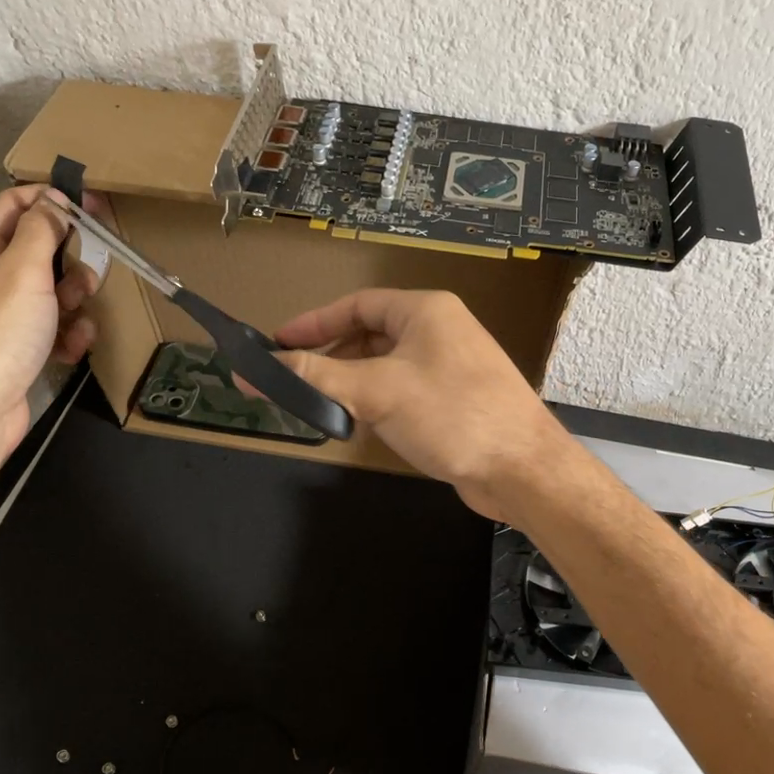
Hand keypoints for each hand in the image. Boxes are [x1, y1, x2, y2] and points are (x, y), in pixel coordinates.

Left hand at [0, 184, 103, 468]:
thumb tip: (52, 201)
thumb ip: (41, 230)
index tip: (95, 209)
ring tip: (79, 321)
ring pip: (49, 291)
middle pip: (37, 250)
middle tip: (89, 279)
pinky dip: (66, 334)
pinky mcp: (11, 346)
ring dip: (74, 303)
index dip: (54, 200)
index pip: (14, 204)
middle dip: (70, 263)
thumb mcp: (22, 273)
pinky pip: (48, 326)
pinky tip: (71, 349)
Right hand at [273, 289, 574, 519]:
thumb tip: (251, 370)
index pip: (356, 305)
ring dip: (352, 385)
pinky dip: (377, 405)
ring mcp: (451, 368)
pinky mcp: (455, 402)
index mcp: (426, 311)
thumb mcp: (376, 391)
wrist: (522, 469)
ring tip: (320, 407)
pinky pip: (403, 393)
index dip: (313, 323)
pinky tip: (360, 427)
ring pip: (385, 368)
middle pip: (369, 336)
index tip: (276, 344)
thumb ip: (314, 377)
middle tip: (292, 382)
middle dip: (330, 358)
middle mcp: (440, 331)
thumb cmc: (452, 415)